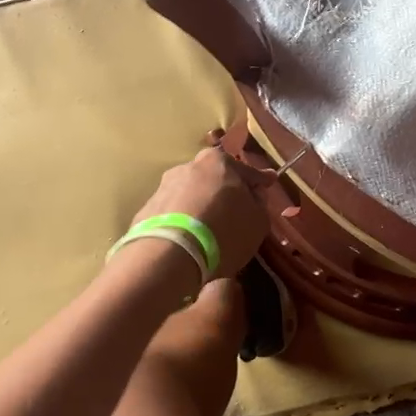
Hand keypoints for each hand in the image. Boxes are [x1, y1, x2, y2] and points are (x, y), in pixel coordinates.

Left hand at [129, 148, 271, 279]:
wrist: (169, 254)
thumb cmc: (223, 231)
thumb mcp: (257, 221)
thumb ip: (259, 204)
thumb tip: (253, 196)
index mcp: (218, 162)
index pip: (247, 171)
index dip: (260, 180)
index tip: (269, 183)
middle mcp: (188, 167)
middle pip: (214, 179)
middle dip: (225, 191)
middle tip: (236, 210)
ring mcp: (163, 187)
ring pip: (191, 195)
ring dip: (201, 207)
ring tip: (209, 230)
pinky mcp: (146, 210)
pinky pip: (173, 214)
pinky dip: (183, 222)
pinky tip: (189, 240)